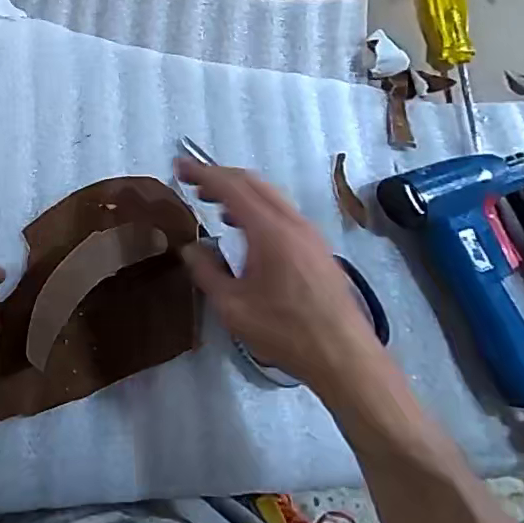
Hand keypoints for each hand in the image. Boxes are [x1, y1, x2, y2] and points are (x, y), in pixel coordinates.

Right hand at [174, 157, 386, 393]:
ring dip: (241, 193)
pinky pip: (282, 211)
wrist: (343, 355)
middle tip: (193, 184)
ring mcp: (309, 232)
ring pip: (270, 195)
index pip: (231, 187)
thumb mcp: (234, 307)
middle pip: (253, 182)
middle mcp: (292, 221)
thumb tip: (190, 249)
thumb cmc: (286, 332)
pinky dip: (258, 207)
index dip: (202, 173)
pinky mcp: (317, 246)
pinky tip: (246, 229)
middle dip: (220, 177)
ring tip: (215, 205)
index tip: (180, 167)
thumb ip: (207, 272)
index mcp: (270, 230)